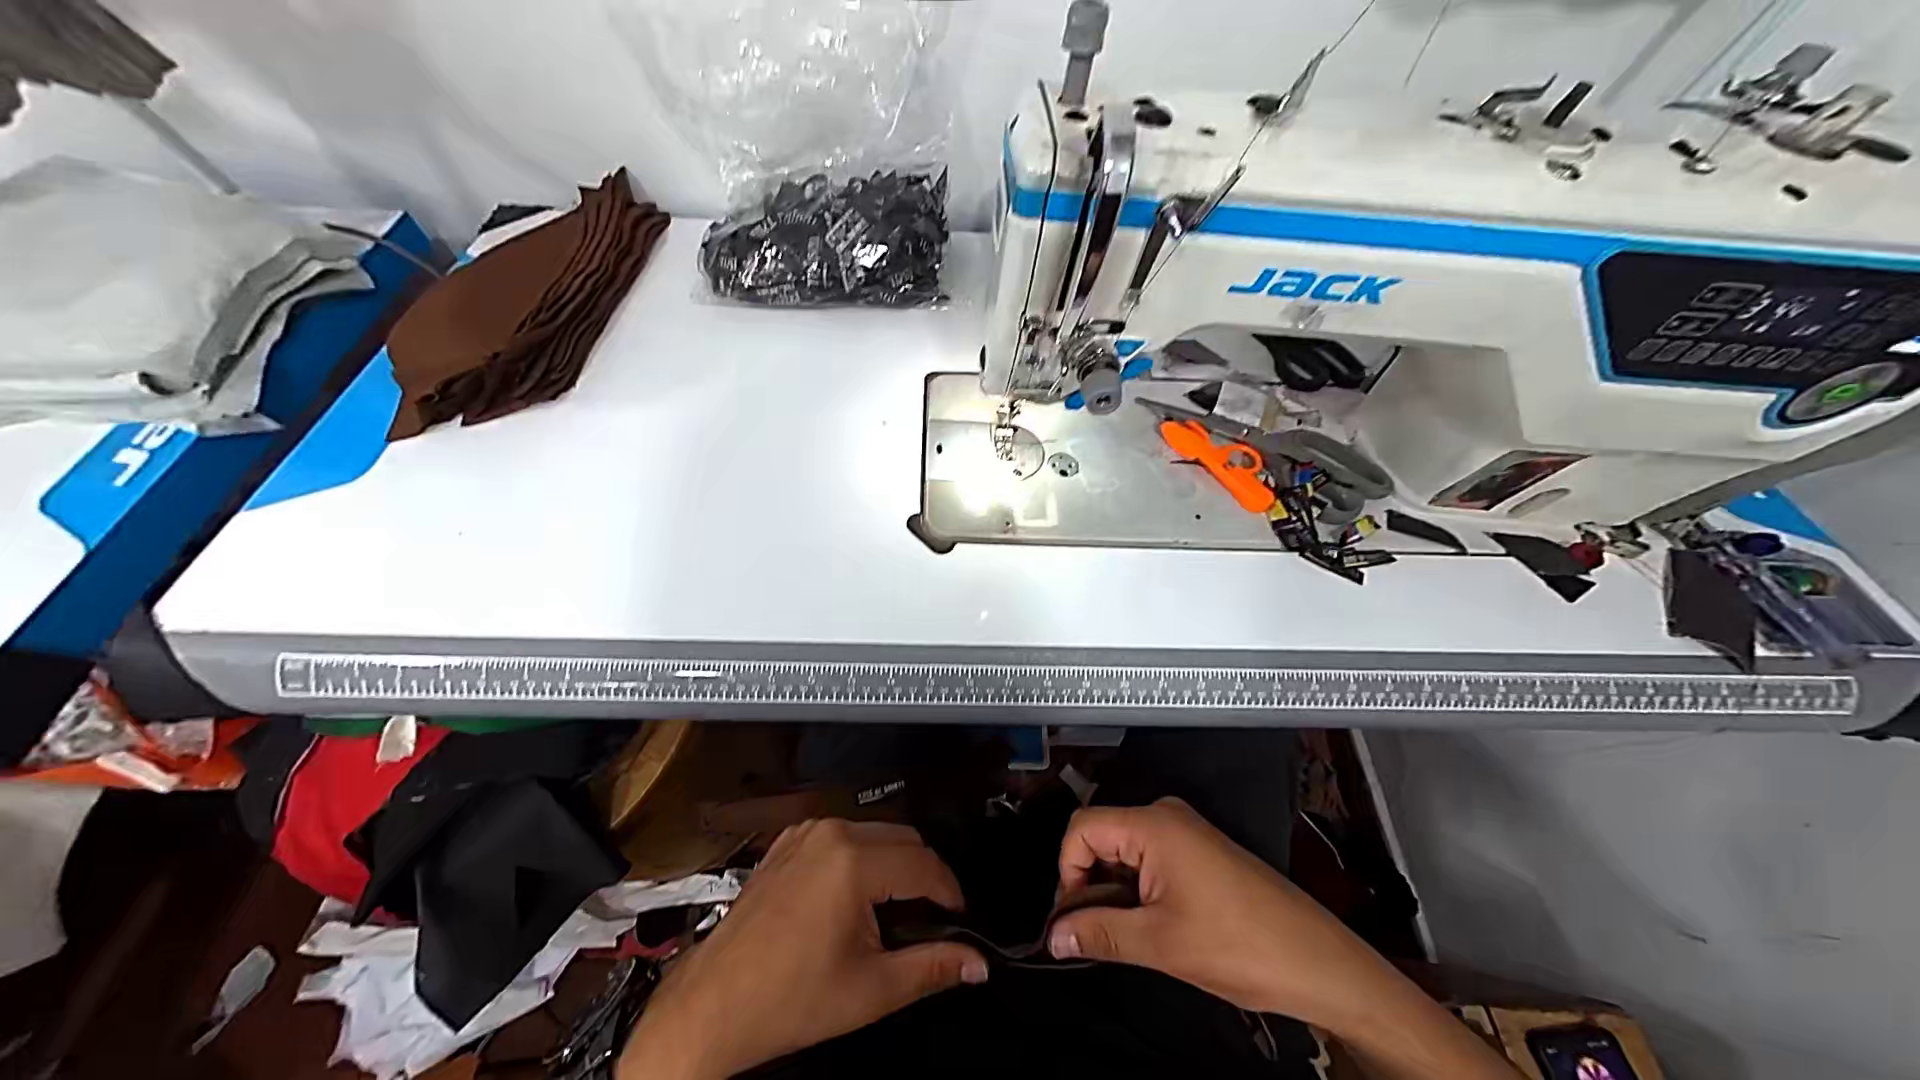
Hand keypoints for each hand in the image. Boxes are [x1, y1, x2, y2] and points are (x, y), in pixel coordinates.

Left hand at [619, 820, 987, 1079]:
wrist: (713, 1006)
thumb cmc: (781, 999)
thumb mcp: (871, 990)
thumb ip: (933, 967)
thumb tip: (974, 962)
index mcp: (852, 864)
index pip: (926, 865)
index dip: (951, 893)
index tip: (958, 917)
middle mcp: (829, 836)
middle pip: (905, 839)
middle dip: (924, 876)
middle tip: (930, 918)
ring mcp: (805, 835)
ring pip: (875, 833)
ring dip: (893, 864)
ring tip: (890, 913)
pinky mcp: (788, 842)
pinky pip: (842, 835)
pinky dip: (859, 857)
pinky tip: (853, 898)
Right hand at [1048, 797, 1393, 1029]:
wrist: (1318, 962)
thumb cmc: (1240, 946)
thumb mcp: (1158, 943)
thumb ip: (1097, 933)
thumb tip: (1053, 936)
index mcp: (1153, 824)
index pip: (1081, 828)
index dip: (1068, 872)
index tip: (1073, 919)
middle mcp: (1166, 816)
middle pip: (1101, 837)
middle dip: (1091, 884)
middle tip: (1096, 934)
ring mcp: (1186, 832)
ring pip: (1124, 852)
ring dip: (1115, 891)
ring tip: (1129, 936)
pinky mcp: (1199, 851)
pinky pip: (1148, 858)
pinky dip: (1138, 890)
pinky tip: (1152, 925)